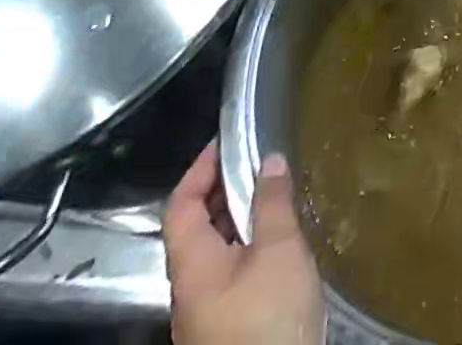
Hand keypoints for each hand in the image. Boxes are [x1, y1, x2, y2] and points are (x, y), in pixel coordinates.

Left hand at [164, 141, 323, 344]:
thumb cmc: (269, 314)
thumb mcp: (279, 250)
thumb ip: (272, 204)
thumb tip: (270, 160)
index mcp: (192, 264)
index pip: (181, 205)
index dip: (199, 169)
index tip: (226, 140)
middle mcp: (190, 285)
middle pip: (195, 226)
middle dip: (223, 188)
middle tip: (259, 159)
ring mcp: (207, 307)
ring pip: (216, 248)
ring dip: (239, 214)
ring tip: (275, 190)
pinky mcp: (228, 320)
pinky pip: (232, 266)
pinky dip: (250, 239)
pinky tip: (280, 236)